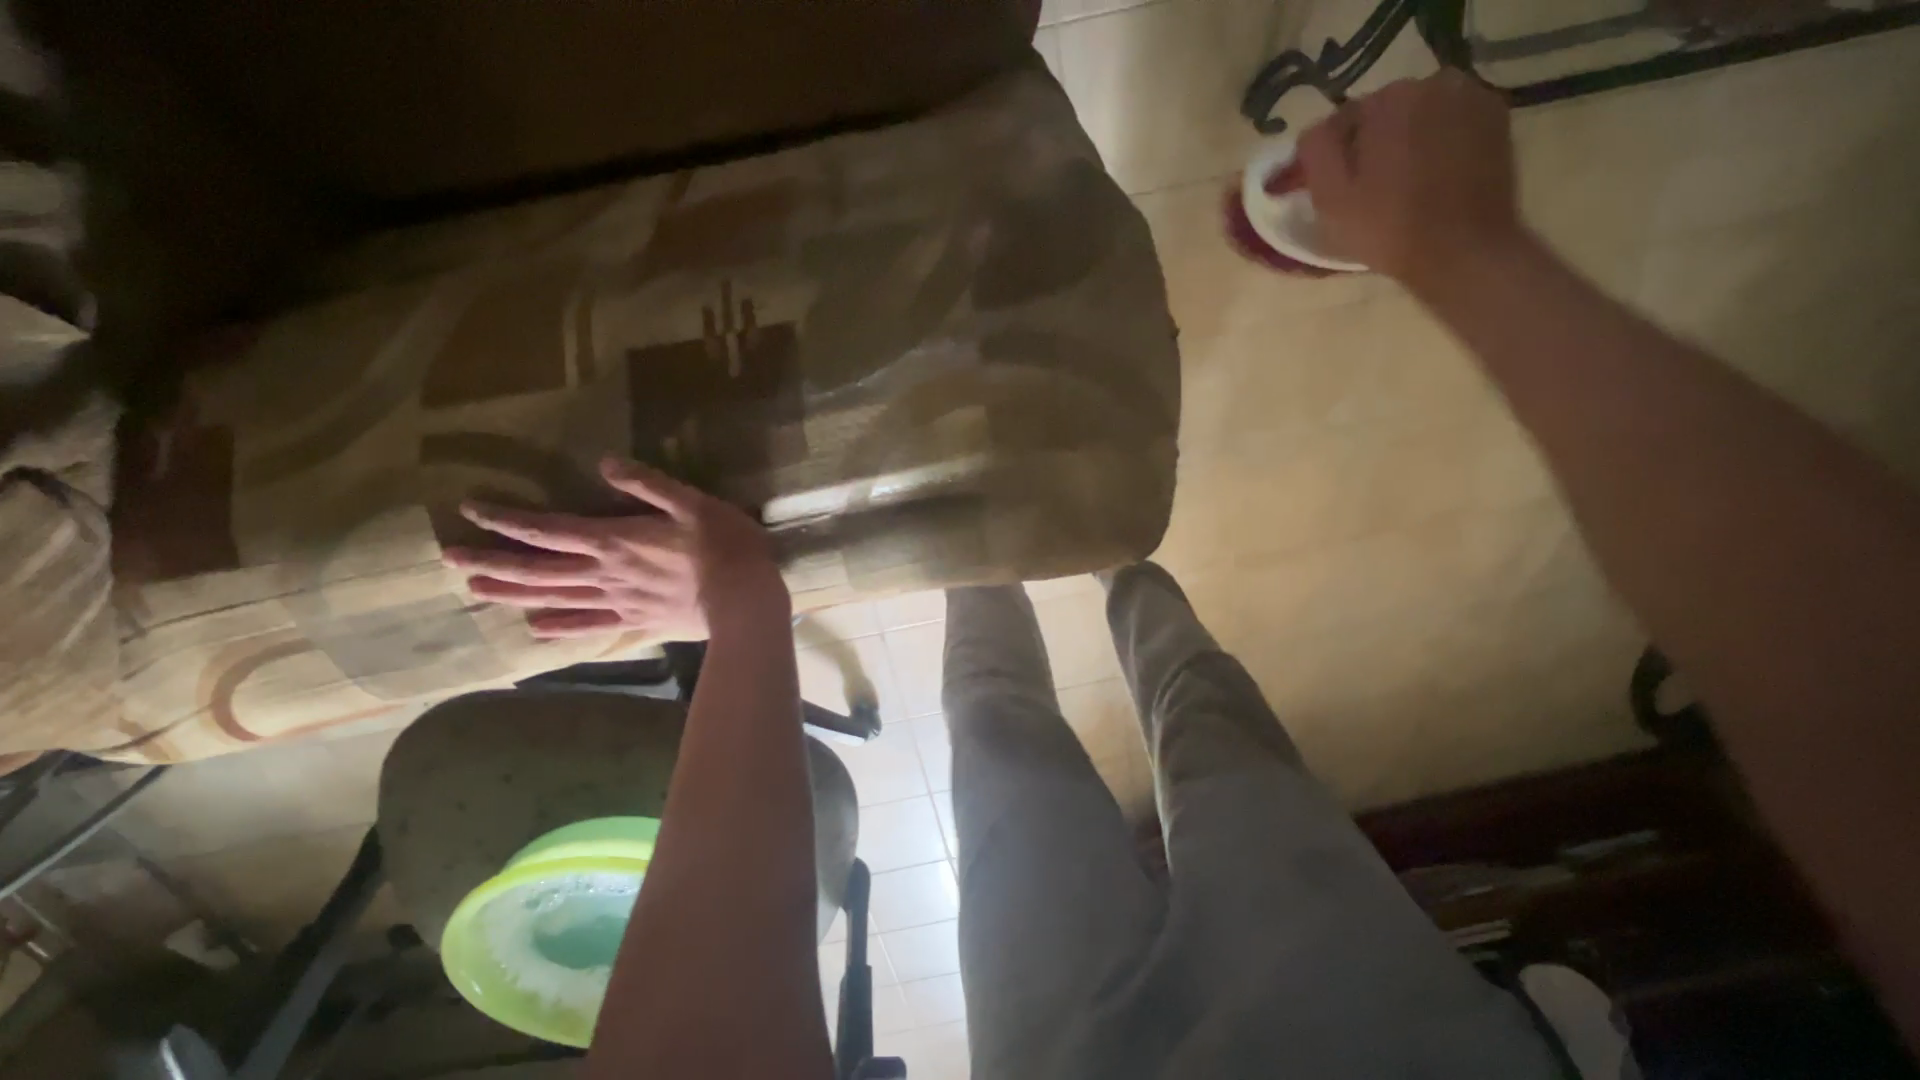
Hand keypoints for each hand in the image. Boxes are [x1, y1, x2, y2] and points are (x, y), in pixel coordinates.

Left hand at [442, 458, 787, 639]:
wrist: (746, 601)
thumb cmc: (724, 546)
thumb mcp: (691, 501)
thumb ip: (647, 483)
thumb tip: (604, 462)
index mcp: (615, 539)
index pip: (548, 529)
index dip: (507, 520)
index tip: (470, 509)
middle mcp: (605, 573)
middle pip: (539, 569)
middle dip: (493, 561)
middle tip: (450, 559)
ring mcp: (618, 602)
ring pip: (555, 598)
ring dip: (513, 594)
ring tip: (476, 590)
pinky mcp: (637, 623)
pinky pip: (590, 626)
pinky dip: (560, 627)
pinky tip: (537, 629)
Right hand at [1297, 69, 1522, 290]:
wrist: (1464, 252)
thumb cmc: (1388, 227)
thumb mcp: (1330, 196)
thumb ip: (1315, 149)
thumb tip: (1316, 131)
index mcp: (1388, 99)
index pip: (1343, 119)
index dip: (1333, 153)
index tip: (1330, 182)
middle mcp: (1433, 83)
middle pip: (1386, 111)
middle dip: (1373, 141)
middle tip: (1367, 185)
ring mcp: (1471, 97)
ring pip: (1420, 115)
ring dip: (1407, 139)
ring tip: (1403, 181)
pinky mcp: (1496, 119)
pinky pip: (1451, 123)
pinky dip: (1439, 141)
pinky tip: (1433, 174)